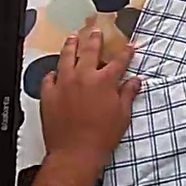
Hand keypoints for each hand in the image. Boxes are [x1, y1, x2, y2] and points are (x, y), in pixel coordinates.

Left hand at [29, 24, 142, 185]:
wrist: (75, 153)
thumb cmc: (102, 136)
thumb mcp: (122, 115)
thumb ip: (127, 94)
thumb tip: (136, 81)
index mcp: (104, 81)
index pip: (118, 61)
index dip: (126, 52)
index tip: (130, 46)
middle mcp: (83, 77)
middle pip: (89, 51)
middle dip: (94, 39)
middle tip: (95, 32)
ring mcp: (64, 84)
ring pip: (66, 58)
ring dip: (70, 46)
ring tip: (72, 38)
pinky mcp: (49, 94)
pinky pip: (49, 78)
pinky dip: (53, 73)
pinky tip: (55, 72)